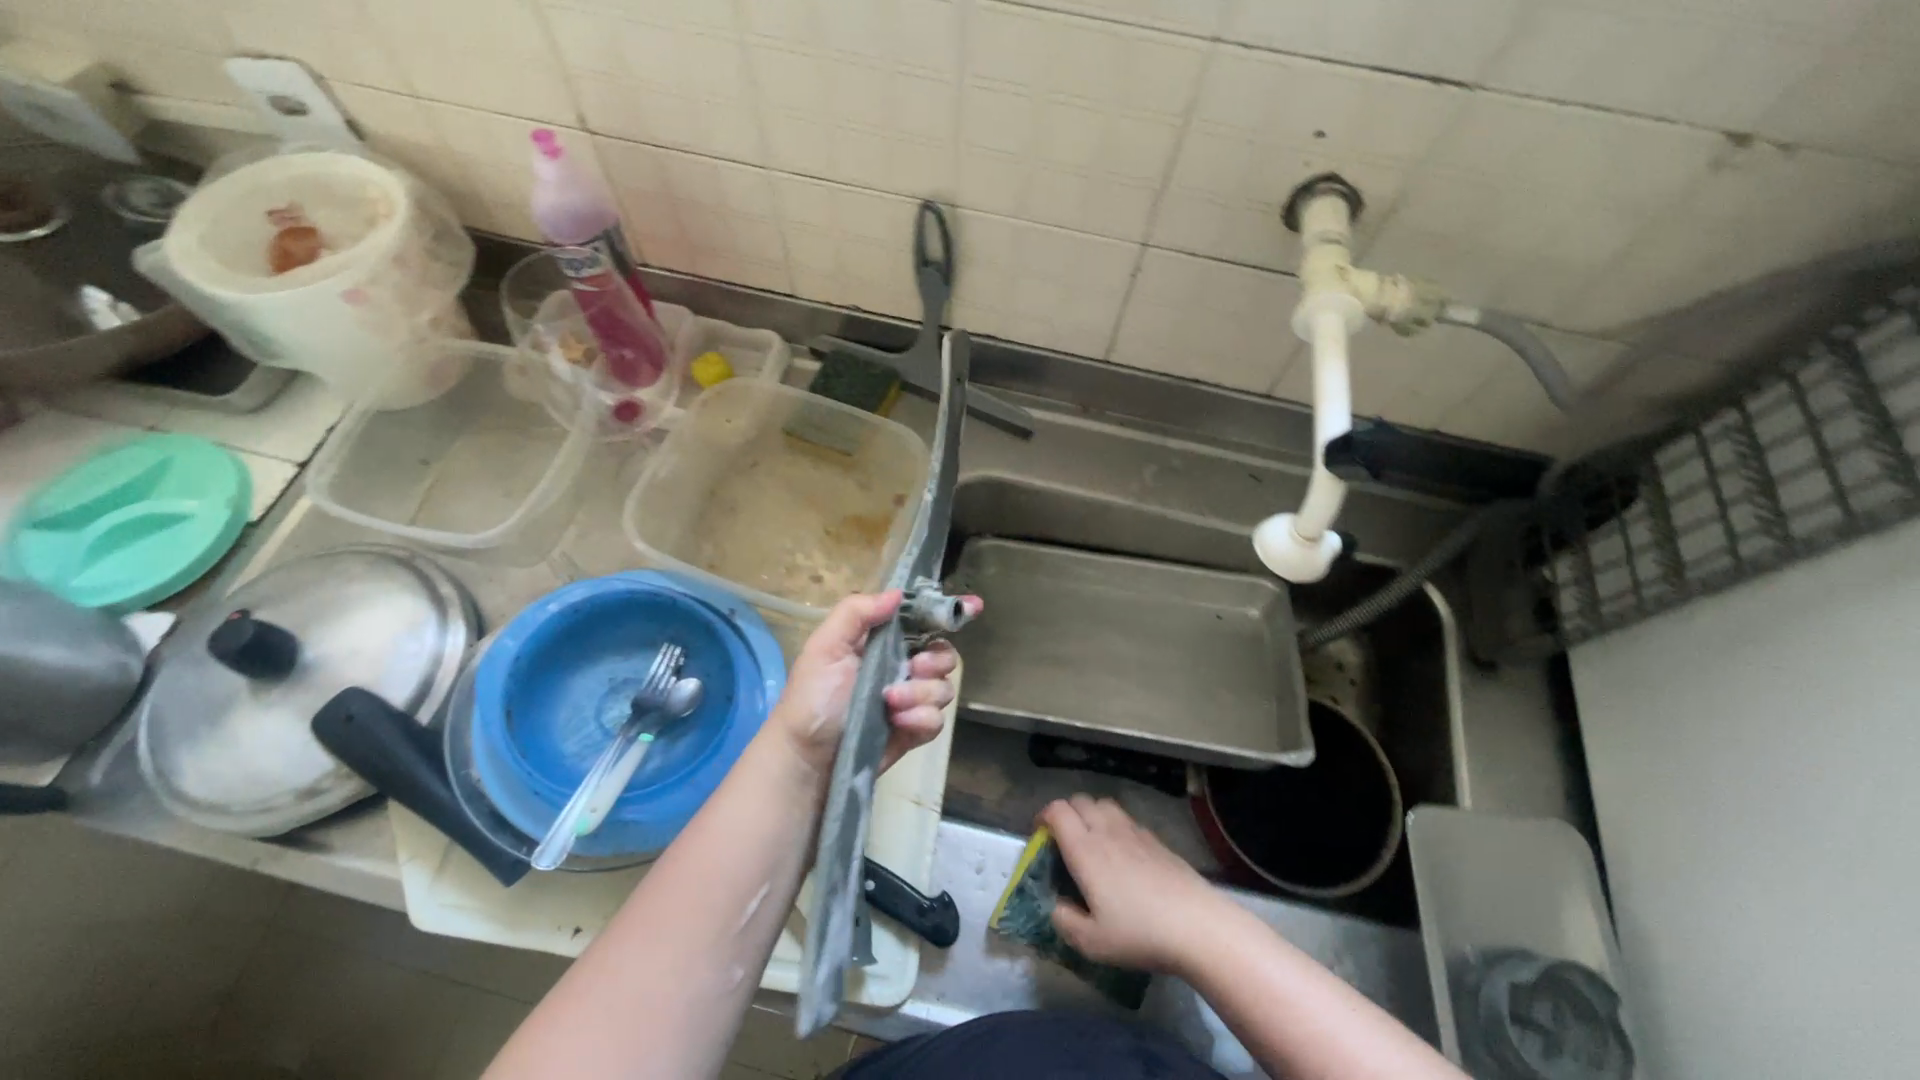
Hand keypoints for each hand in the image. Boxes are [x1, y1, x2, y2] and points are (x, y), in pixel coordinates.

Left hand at [768, 589, 980, 779]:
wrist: (807, 757)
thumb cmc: (813, 697)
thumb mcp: (825, 647)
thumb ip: (857, 613)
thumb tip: (897, 594)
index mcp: (881, 643)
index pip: (921, 622)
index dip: (947, 614)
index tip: (973, 607)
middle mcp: (900, 668)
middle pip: (943, 655)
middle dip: (934, 661)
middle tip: (914, 669)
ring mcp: (909, 701)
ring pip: (943, 689)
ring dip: (920, 694)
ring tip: (890, 703)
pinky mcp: (914, 731)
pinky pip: (937, 720)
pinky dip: (921, 719)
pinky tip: (898, 723)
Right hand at [1042, 796, 1239, 976]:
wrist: (1198, 926)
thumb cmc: (1139, 933)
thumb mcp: (1090, 942)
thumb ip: (1064, 920)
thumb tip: (1056, 905)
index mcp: (1085, 850)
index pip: (1057, 811)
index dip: (1043, 816)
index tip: (1039, 836)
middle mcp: (1108, 832)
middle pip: (1081, 800)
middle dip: (1066, 813)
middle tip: (1064, 840)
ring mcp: (1136, 833)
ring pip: (1106, 805)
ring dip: (1092, 814)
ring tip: (1093, 842)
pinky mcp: (1158, 842)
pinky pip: (1128, 820)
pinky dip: (1117, 826)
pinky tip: (1124, 855)